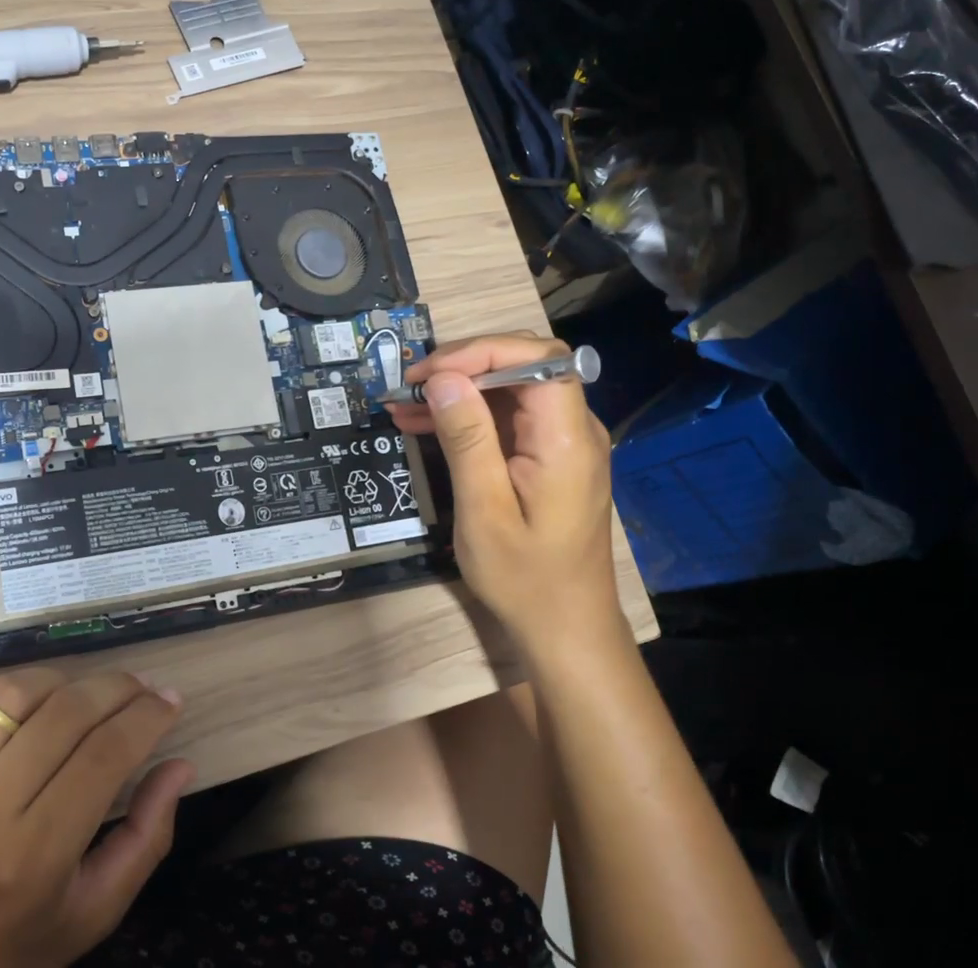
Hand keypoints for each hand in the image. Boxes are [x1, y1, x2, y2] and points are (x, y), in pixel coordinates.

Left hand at [0, 667, 192, 967]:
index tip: (171, 701)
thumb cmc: (15, 941)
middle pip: (66, 712)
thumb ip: (146, 837)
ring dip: (65, 679)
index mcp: (36, 852)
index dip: (147, 717)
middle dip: (118, 688)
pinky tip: (31, 698)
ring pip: (16, 691)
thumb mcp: (95, 910)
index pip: (104, 755)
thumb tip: (180, 765)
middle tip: (145, 688)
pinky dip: (5, 682)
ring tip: (91, 692)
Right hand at [389, 333, 620, 655]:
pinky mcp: (548, 458)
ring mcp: (563, 444)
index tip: (429, 374)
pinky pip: (509, 419)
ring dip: (460, 390)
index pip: (538, 358)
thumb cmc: (524, 578)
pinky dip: (468, 416)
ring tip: (403, 404)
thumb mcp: (484, 511)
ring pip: (512, 390)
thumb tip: (444, 380)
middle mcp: (574, 430)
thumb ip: (467, 440)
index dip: (481, 350)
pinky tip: (424, 423)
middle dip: (465, 364)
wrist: (565, 627)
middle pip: (526, 364)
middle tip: (412, 385)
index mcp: (566, 439)